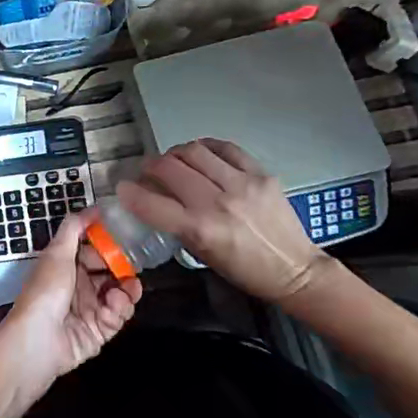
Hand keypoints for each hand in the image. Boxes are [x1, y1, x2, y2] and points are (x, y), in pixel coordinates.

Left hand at [0, 208, 141, 392]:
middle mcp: (79, 288)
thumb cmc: (46, 291)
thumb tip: (93, 208)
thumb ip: (75, 228)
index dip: (107, 248)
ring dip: (126, 290)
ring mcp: (90, 310)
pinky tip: (113, 305)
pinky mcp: (100, 330)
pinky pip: (118, 315)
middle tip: (129, 269)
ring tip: (125, 289)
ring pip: (120, 295)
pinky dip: (120, 308)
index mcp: (67, 268)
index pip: (94, 253)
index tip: (120, 242)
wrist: (39, 339)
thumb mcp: (57, 252)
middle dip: (123, 270)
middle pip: (111, 274)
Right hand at [117, 139, 332, 303]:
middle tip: (148, 171)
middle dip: (151, 166)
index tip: (123, 188)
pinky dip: (207, 147)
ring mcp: (242, 184)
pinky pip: (226, 148)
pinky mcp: (261, 173)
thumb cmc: (243, 270)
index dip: (130, 192)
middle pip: (170, 167)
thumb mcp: (202, 254)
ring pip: (194, 151)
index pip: (151, 203)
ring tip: (175, 160)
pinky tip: (202, 154)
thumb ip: (177, 225)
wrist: (294, 269)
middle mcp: (217, 202)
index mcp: (200, 229)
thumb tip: (156, 199)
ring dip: (177, 153)